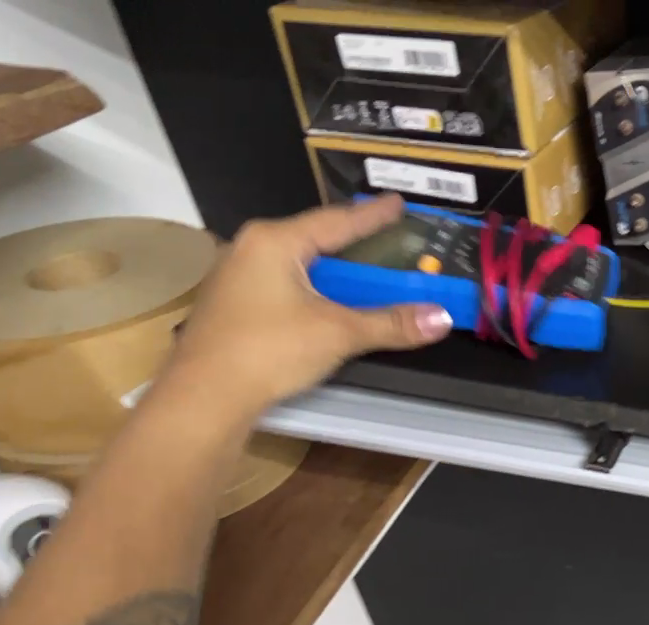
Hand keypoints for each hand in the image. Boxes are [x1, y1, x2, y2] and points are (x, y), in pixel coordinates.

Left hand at [164, 195, 451, 416]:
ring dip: (332, 270)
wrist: (206, 395)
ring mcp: (236, 277)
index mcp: (275, 241)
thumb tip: (442, 318)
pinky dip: (313, 288)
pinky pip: (283, 284)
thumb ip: (390, 323)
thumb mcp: (338, 333)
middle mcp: (250, 248)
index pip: (336, 222)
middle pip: (314, 239)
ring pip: (297, 264)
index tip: (398, 204)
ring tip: (362, 273)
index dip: (372, 216)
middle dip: (352, 242)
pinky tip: (326, 303)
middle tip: (385, 242)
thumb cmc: (269, 350)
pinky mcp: (233, 305)